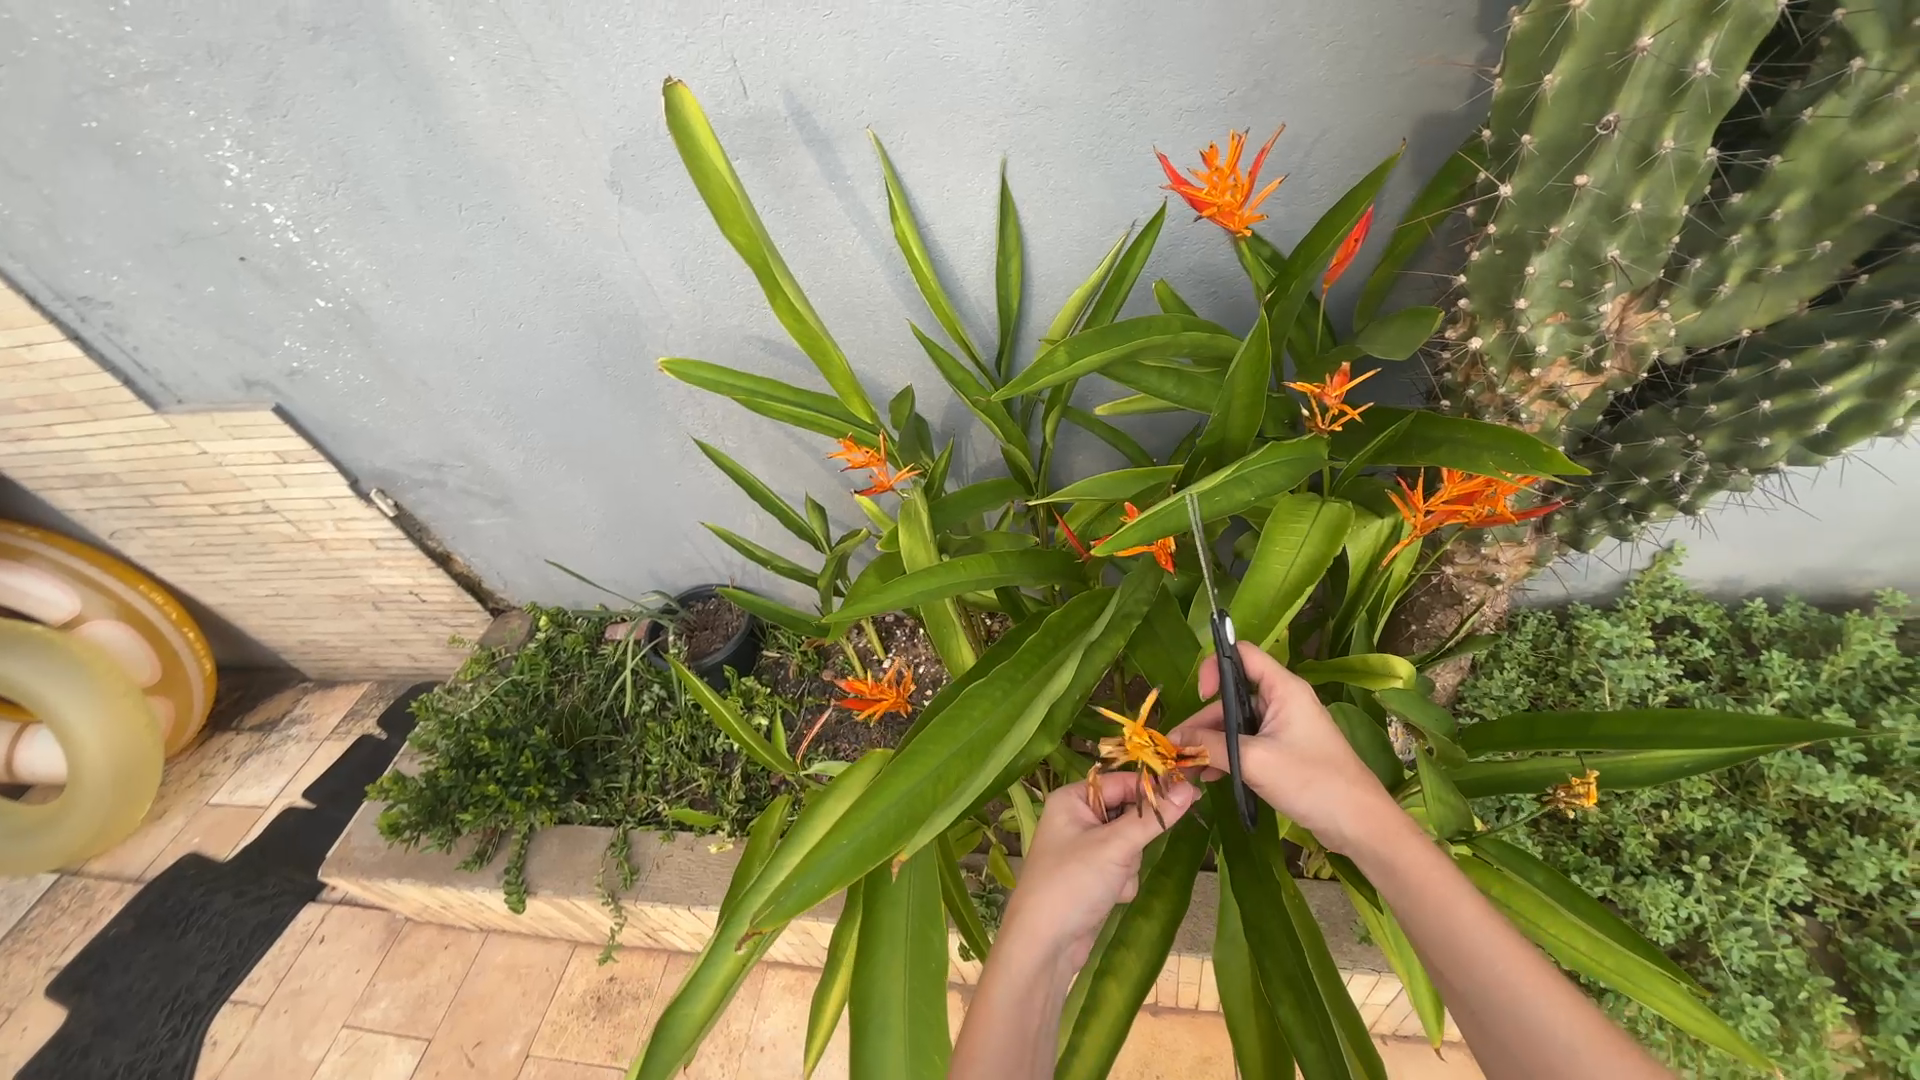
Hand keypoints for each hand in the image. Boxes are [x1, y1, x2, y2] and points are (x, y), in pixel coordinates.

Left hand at [996, 772, 1198, 973]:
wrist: (1044, 944)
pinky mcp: (1093, 875)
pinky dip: (1122, 882)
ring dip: (1128, 865)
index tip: (1188, 793)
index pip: (1120, 782)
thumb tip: (1187, 788)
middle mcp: (1076, 818)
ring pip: (1129, 844)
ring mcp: (1085, 848)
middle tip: (1127, 853)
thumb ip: (1152, 819)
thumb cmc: (1072, 883)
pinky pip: (1123, 868)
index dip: (1151, 790)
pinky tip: (1108, 897)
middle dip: (1134, 840)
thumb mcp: (1114, 847)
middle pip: (1127, 814)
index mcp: (1072, 799)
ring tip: (1110, 881)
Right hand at [1167, 641, 1405, 854]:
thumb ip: (1211, 746)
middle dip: (1203, 720)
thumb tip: (1175, 740)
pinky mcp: (1282, 752)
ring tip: (1186, 767)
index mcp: (1283, 689)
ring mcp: (1282, 728)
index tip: (1201, 696)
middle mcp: (1282, 701)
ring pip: (1236, 724)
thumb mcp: (1254, 762)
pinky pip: (1245, 744)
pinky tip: (1207, 775)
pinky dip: (1225, 756)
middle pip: (1232, 696)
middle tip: (1177, 746)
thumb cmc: (1312, 782)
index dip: (1216, 667)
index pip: (1242, 654)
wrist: (1360, 826)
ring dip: (1210, 742)